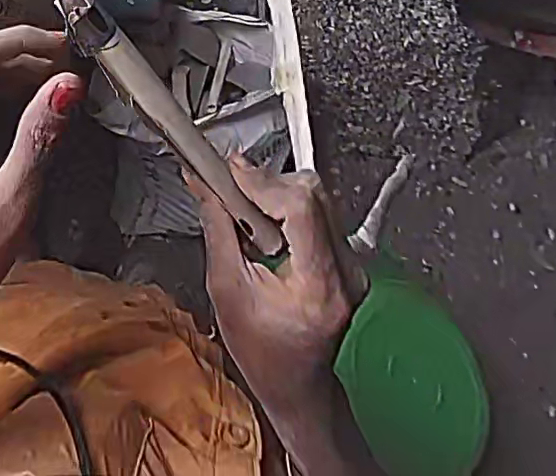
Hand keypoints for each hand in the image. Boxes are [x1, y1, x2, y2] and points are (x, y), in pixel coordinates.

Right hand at [191, 157, 372, 473]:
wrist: (296, 387)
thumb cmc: (263, 355)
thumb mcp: (225, 289)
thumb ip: (216, 228)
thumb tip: (203, 182)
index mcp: (318, 286)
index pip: (301, 207)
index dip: (261, 180)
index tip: (230, 169)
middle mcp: (345, 272)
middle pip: (310, 194)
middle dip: (265, 183)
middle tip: (232, 191)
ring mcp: (351, 265)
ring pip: (315, 196)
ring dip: (275, 193)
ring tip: (248, 219)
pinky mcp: (346, 258)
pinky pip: (317, 211)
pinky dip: (285, 206)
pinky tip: (265, 228)